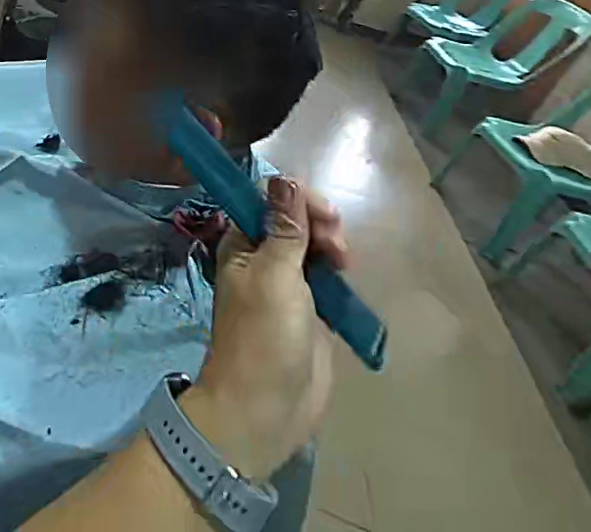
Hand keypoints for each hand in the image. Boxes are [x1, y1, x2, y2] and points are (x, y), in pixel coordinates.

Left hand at [184, 176, 335, 480]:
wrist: (264, 411)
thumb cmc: (263, 337)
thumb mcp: (275, 275)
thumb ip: (284, 227)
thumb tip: (284, 178)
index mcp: (243, 243)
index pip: (269, 199)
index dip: (297, 198)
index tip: (323, 215)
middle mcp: (263, 257)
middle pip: (294, 219)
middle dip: (319, 222)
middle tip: (336, 246)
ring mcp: (287, 283)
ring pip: (313, 244)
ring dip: (331, 244)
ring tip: (344, 263)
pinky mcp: (309, 307)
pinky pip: (325, 274)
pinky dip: (336, 270)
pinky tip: (346, 276)